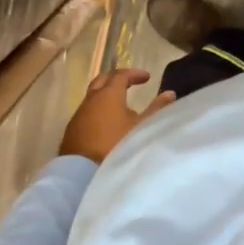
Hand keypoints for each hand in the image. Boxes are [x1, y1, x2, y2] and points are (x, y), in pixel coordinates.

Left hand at [59, 69, 177, 163]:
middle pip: (103, 79)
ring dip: (107, 94)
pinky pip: (87, 110)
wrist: (83, 170)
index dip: (134, 74)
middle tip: (131, 82)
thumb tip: (170, 93)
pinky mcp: (73, 127)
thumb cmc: (115, 144)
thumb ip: (156, 109)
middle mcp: (91, 98)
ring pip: (93, 95)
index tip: (147, 77)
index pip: (121, 75)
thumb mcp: (141, 127)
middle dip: (118, 78)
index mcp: (109, 94)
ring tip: (121, 103)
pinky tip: (106, 121)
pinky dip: (98, 108)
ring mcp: (80, 113)